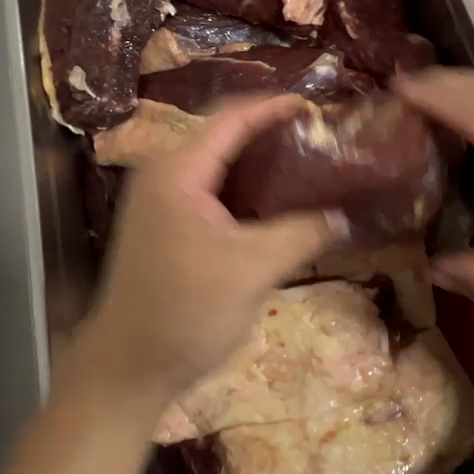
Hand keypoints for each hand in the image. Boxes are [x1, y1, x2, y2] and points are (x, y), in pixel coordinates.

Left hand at [75, 96, 345, 405]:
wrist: (128, 367)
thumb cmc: (187, 312)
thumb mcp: (253, 270)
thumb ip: (301, 233)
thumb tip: (345, 214)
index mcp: (176, 171)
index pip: (229, 119)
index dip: (273, 108)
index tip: (316, 106)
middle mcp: (162, 173)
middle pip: (220, 135)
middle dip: (268, 132)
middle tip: (317, 137)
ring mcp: (158, 199)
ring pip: (215, 163)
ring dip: (256, 161)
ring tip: (305, 163)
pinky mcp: (163, 224)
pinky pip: (208, 189)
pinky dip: (242, 188)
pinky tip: (275, 201)